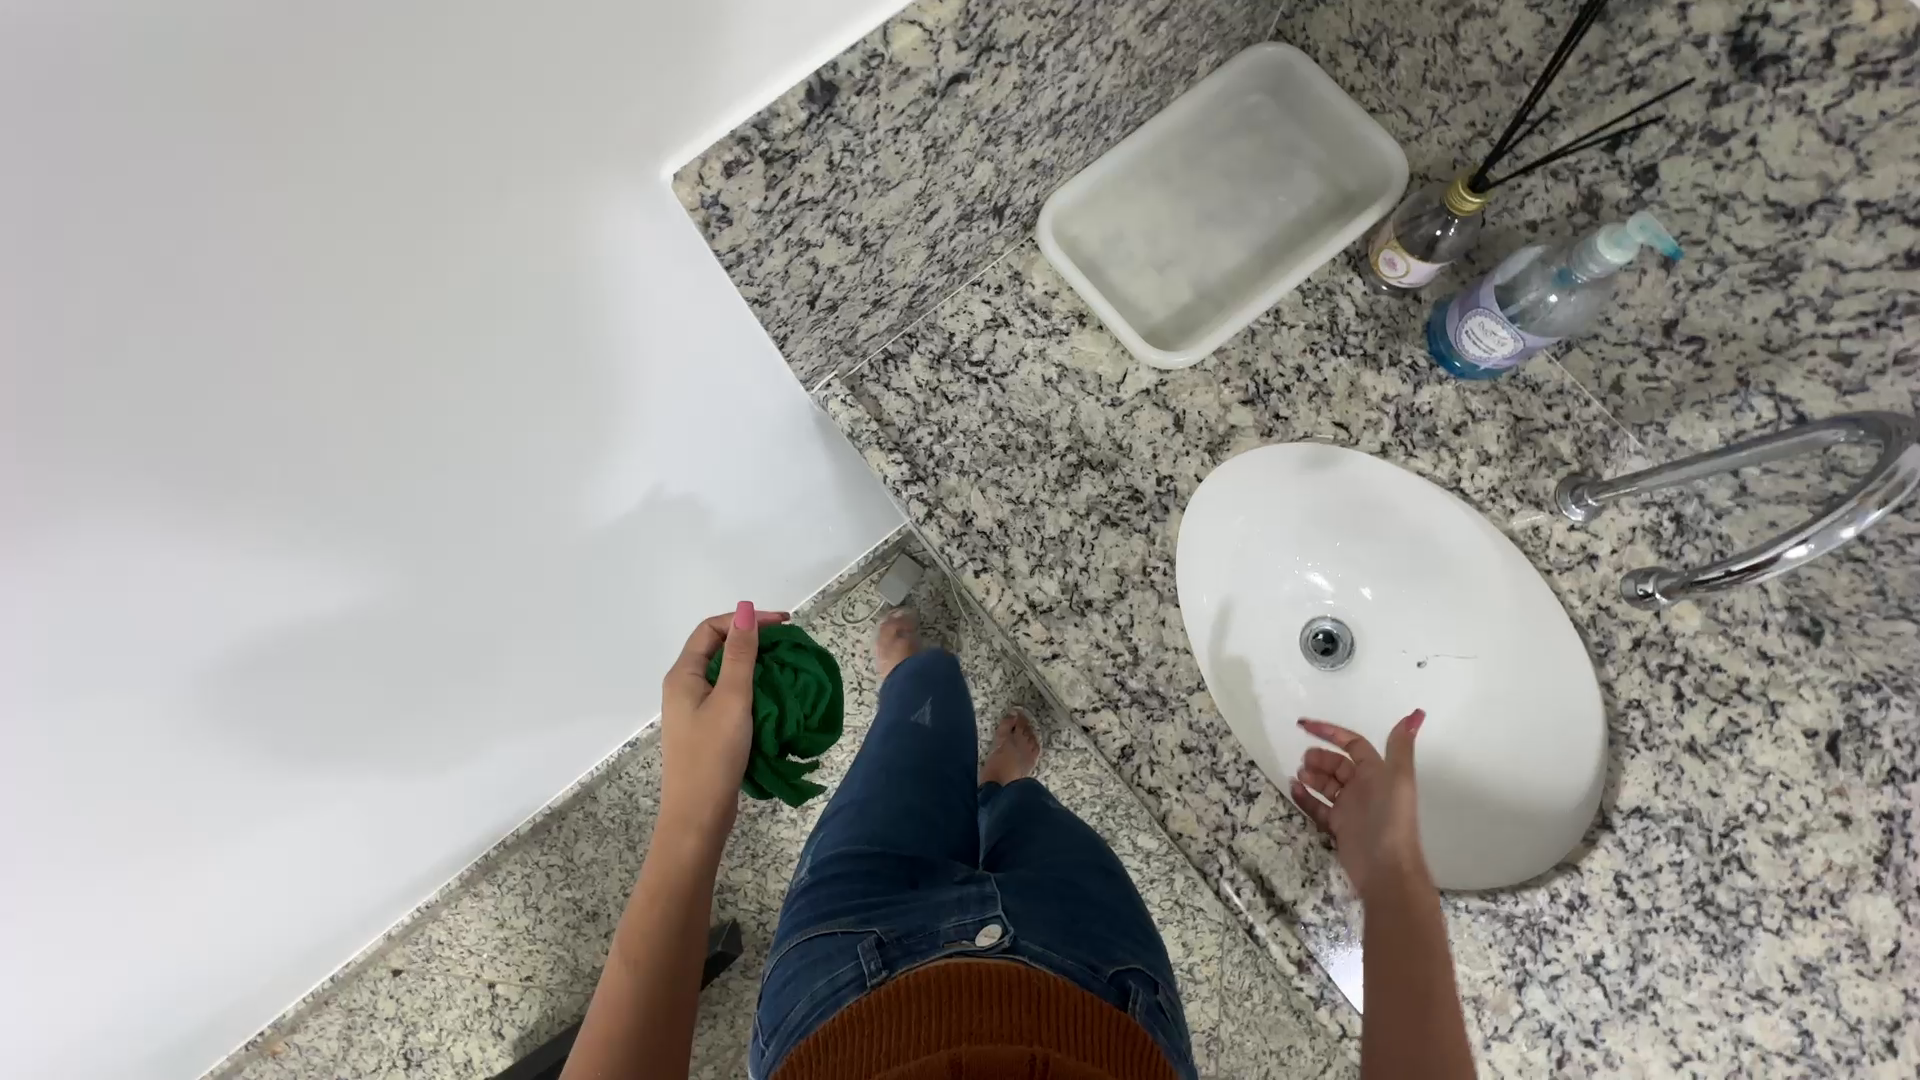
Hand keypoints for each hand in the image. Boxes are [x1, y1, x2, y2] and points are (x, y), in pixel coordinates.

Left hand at [659, 602, 789, 840]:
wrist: (698, 816)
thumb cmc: (713, 755)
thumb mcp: (732, 698)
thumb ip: (740, 653)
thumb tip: (745, 609)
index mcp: (683, 674)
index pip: (712, 628)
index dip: (746, 620)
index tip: (783, 625)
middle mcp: (685, 686)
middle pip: (718, 647)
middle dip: (754, 640)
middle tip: (789, 645)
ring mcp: (695, 708)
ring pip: (726, 672)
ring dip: (756, 664)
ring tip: (787, 668)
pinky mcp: (707, 727)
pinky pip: (730, 694)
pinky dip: (753, 687)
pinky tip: (774, 696)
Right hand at [1291, 710, 1429, 900]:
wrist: (1385, 869)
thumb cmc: (1390, 818)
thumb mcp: (1397, 778)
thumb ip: (1400, 746)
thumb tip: (1417, 713)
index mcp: (1378, 773)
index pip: (1352, 744)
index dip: (1330, 733)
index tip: (1303, 726)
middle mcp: (1365, 788)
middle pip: (1336, 764)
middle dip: (1318, 758)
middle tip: (1304, 762)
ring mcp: (1351, 808)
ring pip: (1325, 784)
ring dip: (1310, 776)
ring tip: (1300, 777)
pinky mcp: (1339, 826)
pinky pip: (1317, 806)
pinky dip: (1305, 797)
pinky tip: (1294, 790)